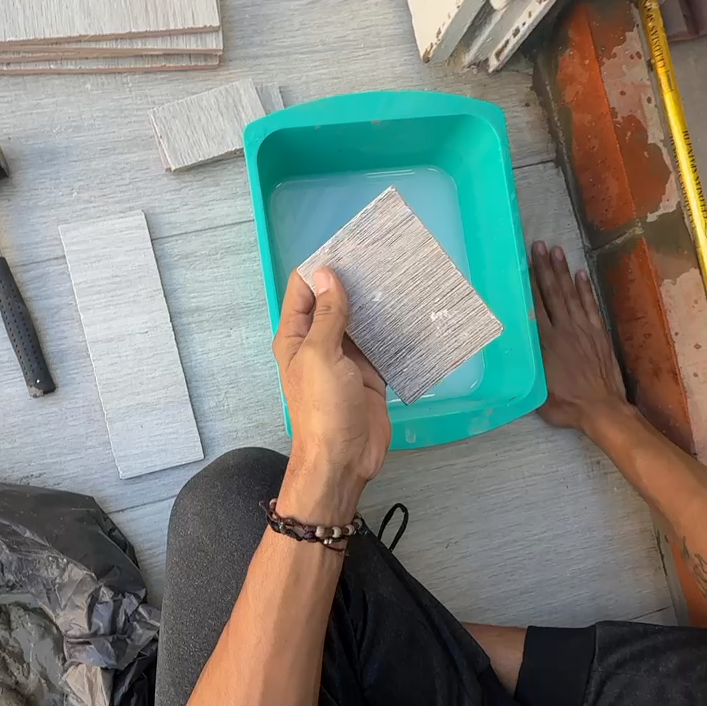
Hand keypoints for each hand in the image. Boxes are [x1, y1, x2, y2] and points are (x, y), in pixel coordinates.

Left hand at [272, 268, 389, 521]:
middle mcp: (319, 343)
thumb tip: (327, 274)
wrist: (344, 459)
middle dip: (354, 281)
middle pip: (334, 302)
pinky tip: (410, 311)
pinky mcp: (369, 374)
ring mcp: (345, 359)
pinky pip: (381, 344)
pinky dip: (392, 330)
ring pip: (360, 321)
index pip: (303, 290)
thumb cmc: (323, 409)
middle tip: (383, 255)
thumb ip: (328, 316)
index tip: (349, 246)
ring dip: (375, 303)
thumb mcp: (321, 356)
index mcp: (296, 337)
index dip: (322, 267)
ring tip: (400, 276)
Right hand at [530, 241, 634, 438]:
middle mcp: (564, 330)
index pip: (534, 306)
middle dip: (544, 268)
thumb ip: (525, 366)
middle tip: (537, 246)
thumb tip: (509, 350)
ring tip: (556, 251)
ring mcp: (583, 330)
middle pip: (552, 293)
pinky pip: (590, 306)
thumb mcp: (536, 389)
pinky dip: (585, 290)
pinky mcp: (598, 335)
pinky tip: (580, 275)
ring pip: (571, 295)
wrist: (601, 409)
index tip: (521, 264)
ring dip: (563, 272)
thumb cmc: (565, 405)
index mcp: (545, 343)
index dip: (528, 284)